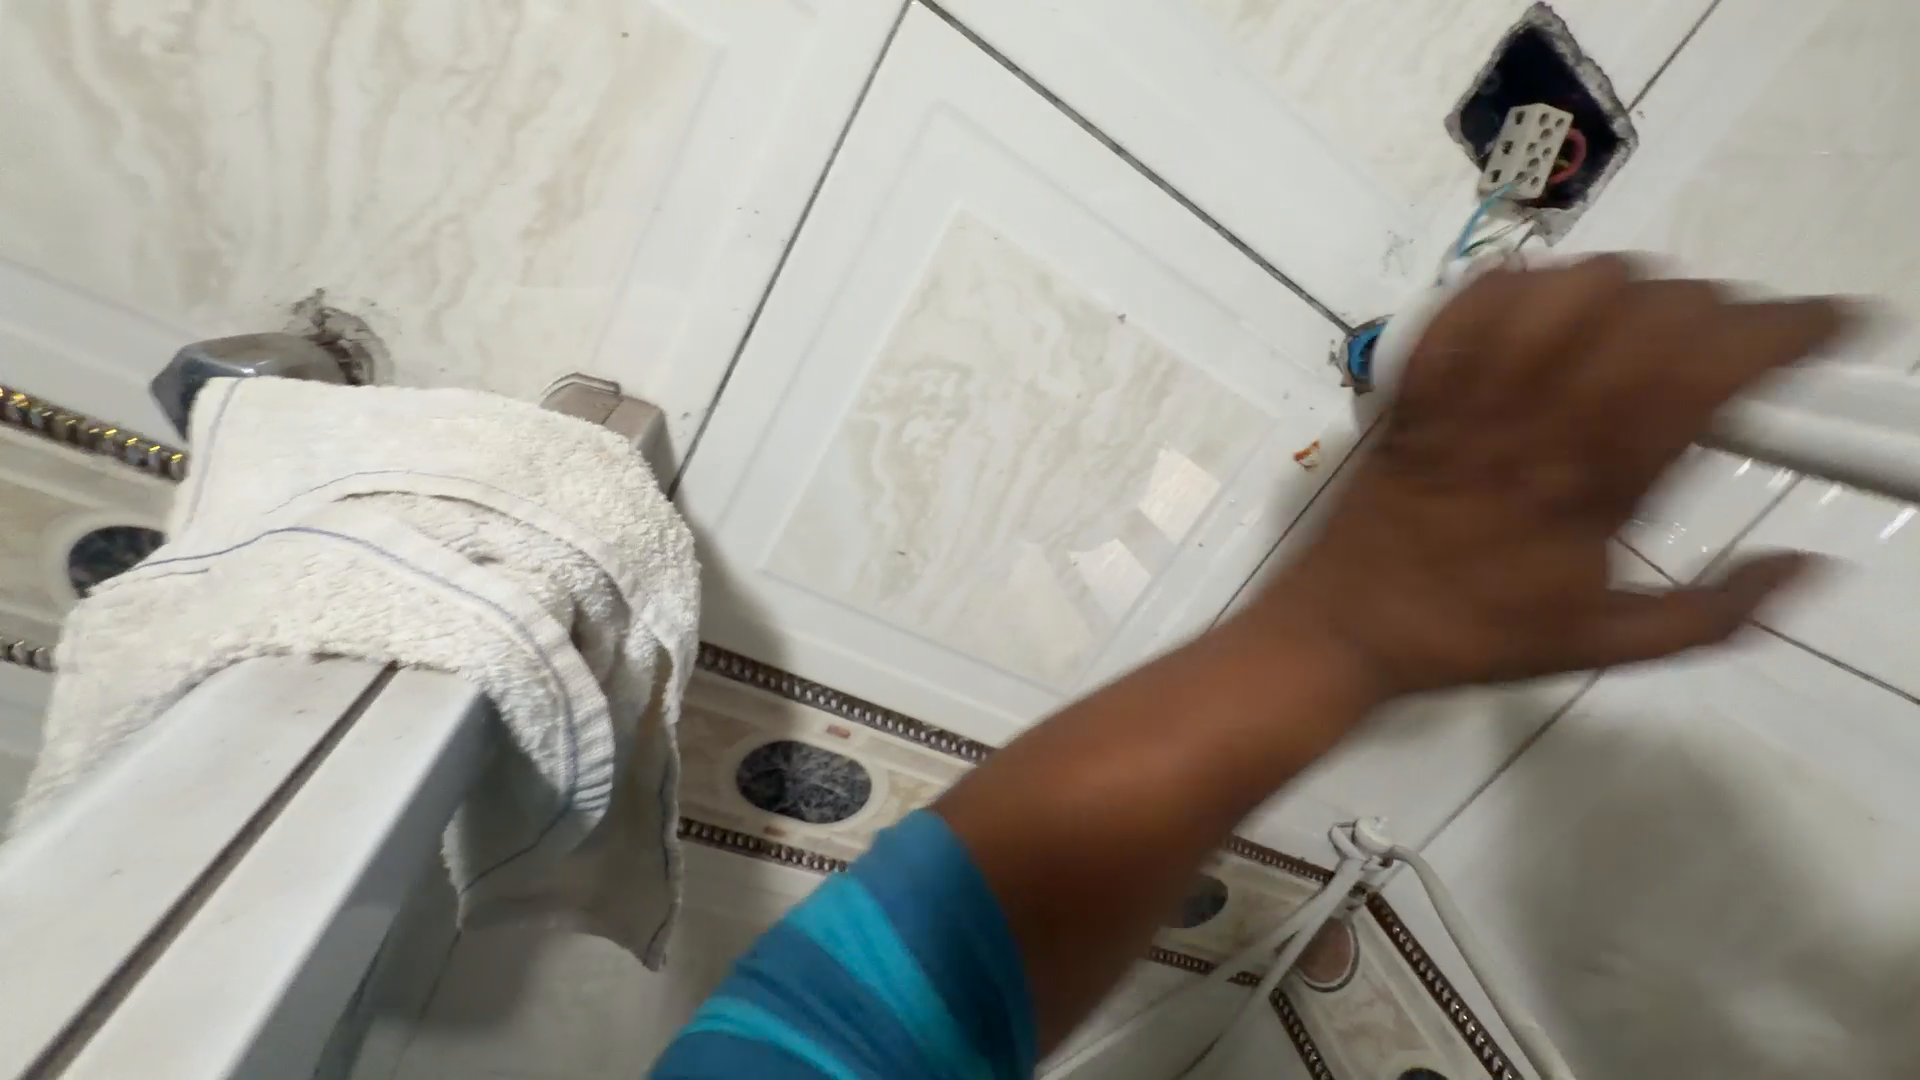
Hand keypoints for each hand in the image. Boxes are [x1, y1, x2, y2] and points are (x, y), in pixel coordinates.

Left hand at [1250, 256, 1853, 699]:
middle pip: (1638, 315)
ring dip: (1612, 286)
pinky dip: (1502, 290)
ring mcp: (1457, 411)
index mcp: (1592, 490)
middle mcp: (1527, 432)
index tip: (1826, 327)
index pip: (1704, 371)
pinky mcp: (1403, 405)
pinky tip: (1533, 304)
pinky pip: (1451, 319)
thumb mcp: (1603, 646)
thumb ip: (1719, 613)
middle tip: (1718, 338)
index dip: (1783, 329)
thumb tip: (1813, 566)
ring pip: (1547, 297)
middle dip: (1708, 305)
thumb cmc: (1468, 637)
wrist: (1344, 629)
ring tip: (1630, 317)